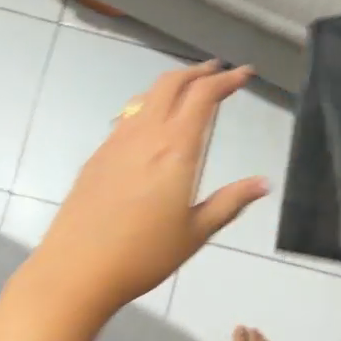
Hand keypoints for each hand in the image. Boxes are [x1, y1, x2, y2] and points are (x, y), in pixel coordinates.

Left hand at [30, 61, 269, 314]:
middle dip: (197, 72)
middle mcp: (145, 135)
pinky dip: (148, 107)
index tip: (244, 74)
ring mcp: (116, 142)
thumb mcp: (196, 232)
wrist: (77, 268)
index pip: (203, 96)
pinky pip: (127, 118)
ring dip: (171, 86)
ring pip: (145, 97)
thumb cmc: (144, 255)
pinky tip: (151, 125)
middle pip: (171, 84)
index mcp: (175, 149)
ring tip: (187, 92)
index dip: (226, 80)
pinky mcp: (97, 156)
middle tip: (217, 72)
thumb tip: (263, 183)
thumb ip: (230, 202)